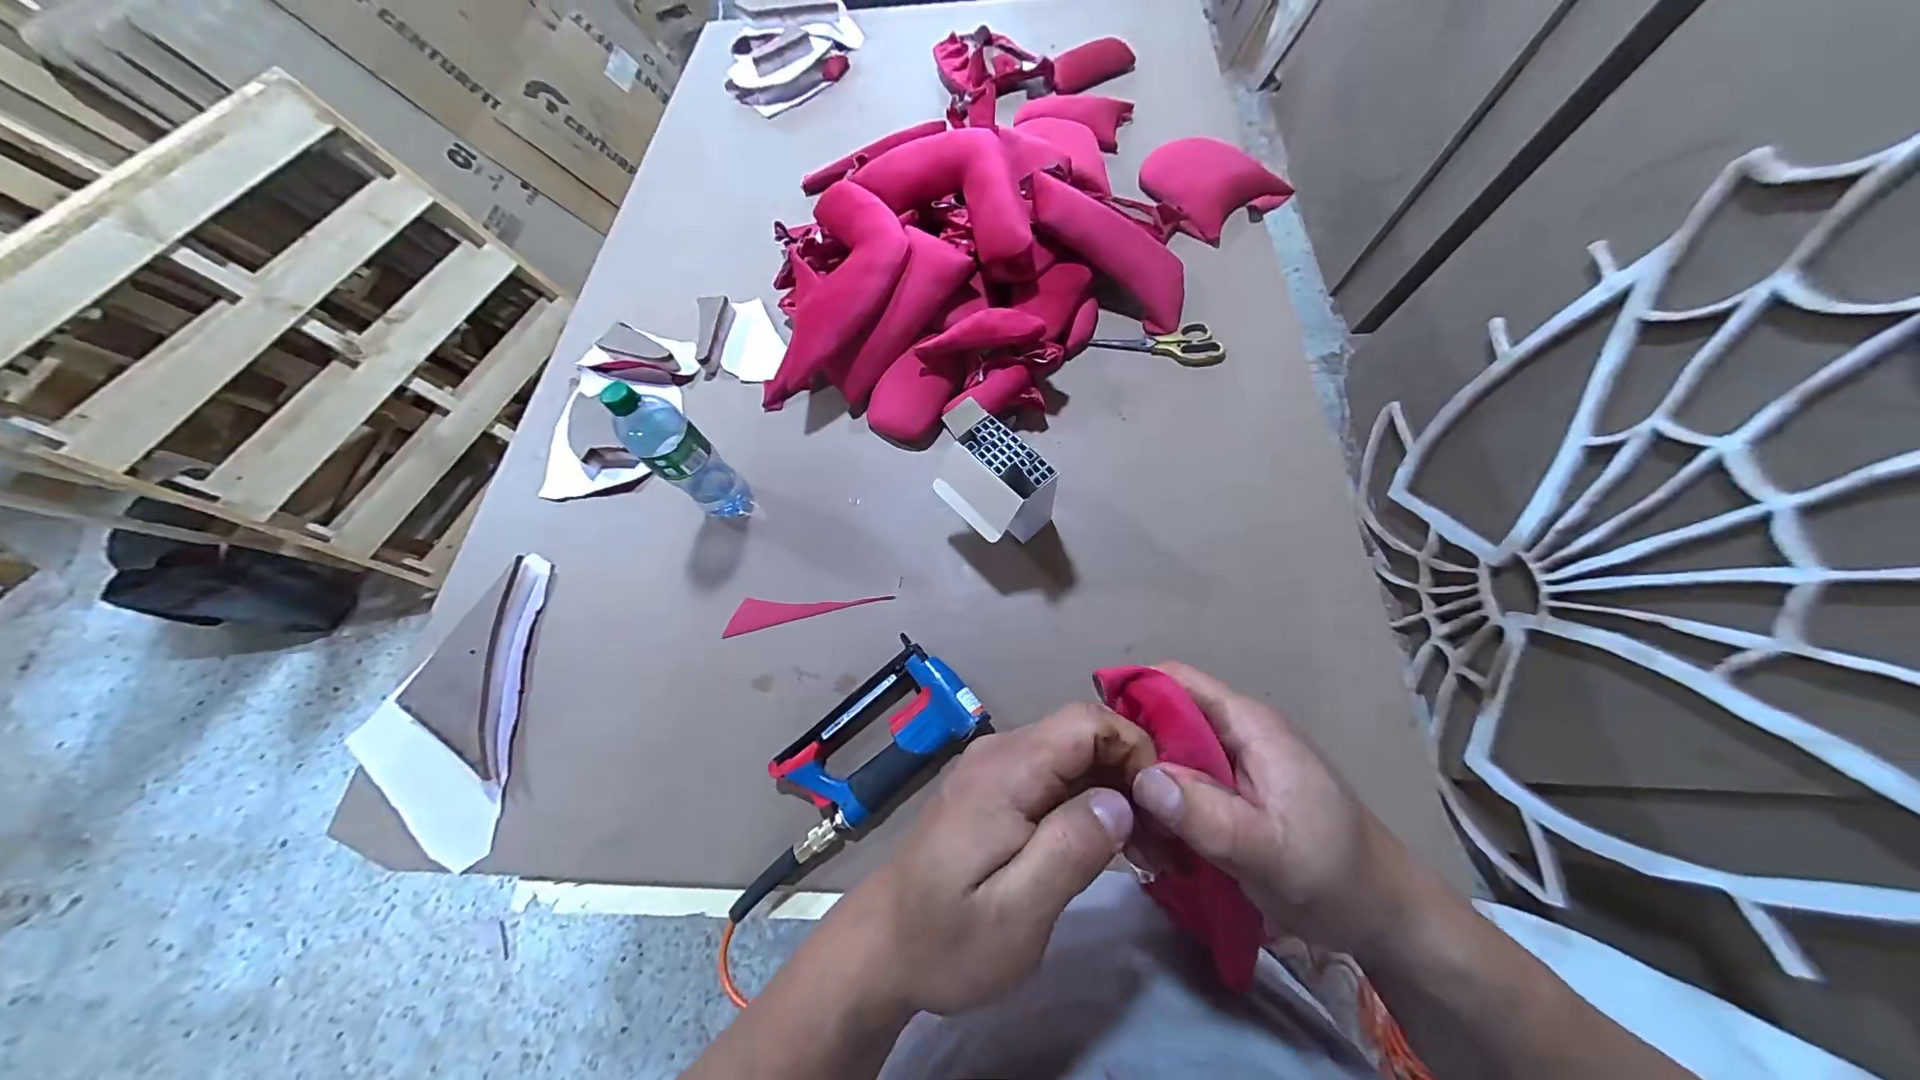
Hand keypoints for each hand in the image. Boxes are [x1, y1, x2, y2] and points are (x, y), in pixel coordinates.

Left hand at [835, 702, 1156, 1014]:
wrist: (883, 947)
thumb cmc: (946, 940)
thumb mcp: (1015, 914)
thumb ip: (1069, 851)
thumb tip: (1121, 802)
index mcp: (1004, 771)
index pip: (1086, 722)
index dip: (1135, 749)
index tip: (1163, 806)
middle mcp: (999, 753)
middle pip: (1083, 735)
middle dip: (1132, 777)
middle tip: (1163, 843)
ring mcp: (994, 768)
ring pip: (1073, 755)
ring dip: (1115, 794)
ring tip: (1145, 853)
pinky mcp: (994, 789)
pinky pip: (1054, 776)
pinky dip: (1088, 802)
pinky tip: (1107, 846)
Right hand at [1127, 662, 1416, 953]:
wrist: (1386, 917)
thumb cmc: (1336, 876)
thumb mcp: (1270, 852)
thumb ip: (1207, 815)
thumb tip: (1140, 777)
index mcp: (1247, 725)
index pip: (1173, 680)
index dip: (1129, 694)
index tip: (1094, 737)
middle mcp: (1235, 733)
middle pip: (1162, 717)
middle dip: (1130, 750)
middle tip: (1106, 795)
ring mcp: (1233, 763)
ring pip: (1167, 754)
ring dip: (1144, 785)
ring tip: (1129, 829)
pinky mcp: (1231, 792)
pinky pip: (1181, 784)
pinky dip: (1161, 805)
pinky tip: (1152, 840)